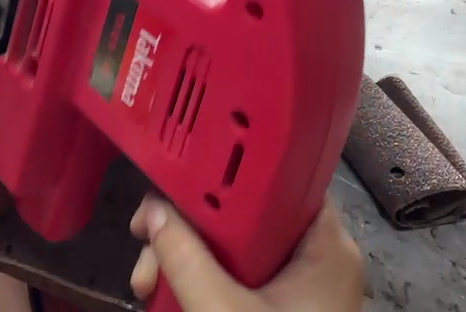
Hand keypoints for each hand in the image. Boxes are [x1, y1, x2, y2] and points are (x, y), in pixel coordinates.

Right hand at [130, 197, 362, 310]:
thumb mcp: (220, 311)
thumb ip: (183, 255)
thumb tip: (151, 208)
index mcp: (323, 246)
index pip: (276, 177)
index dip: (224, 168)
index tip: (174, 176)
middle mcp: (316, 259)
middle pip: (242, 215)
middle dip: (186, 227)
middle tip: (141, 238)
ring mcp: (300, 289)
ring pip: (232, 249)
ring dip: (183, 259)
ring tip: (144, 284)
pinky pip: (237, 278)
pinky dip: (201, 283)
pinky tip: (164, 296)